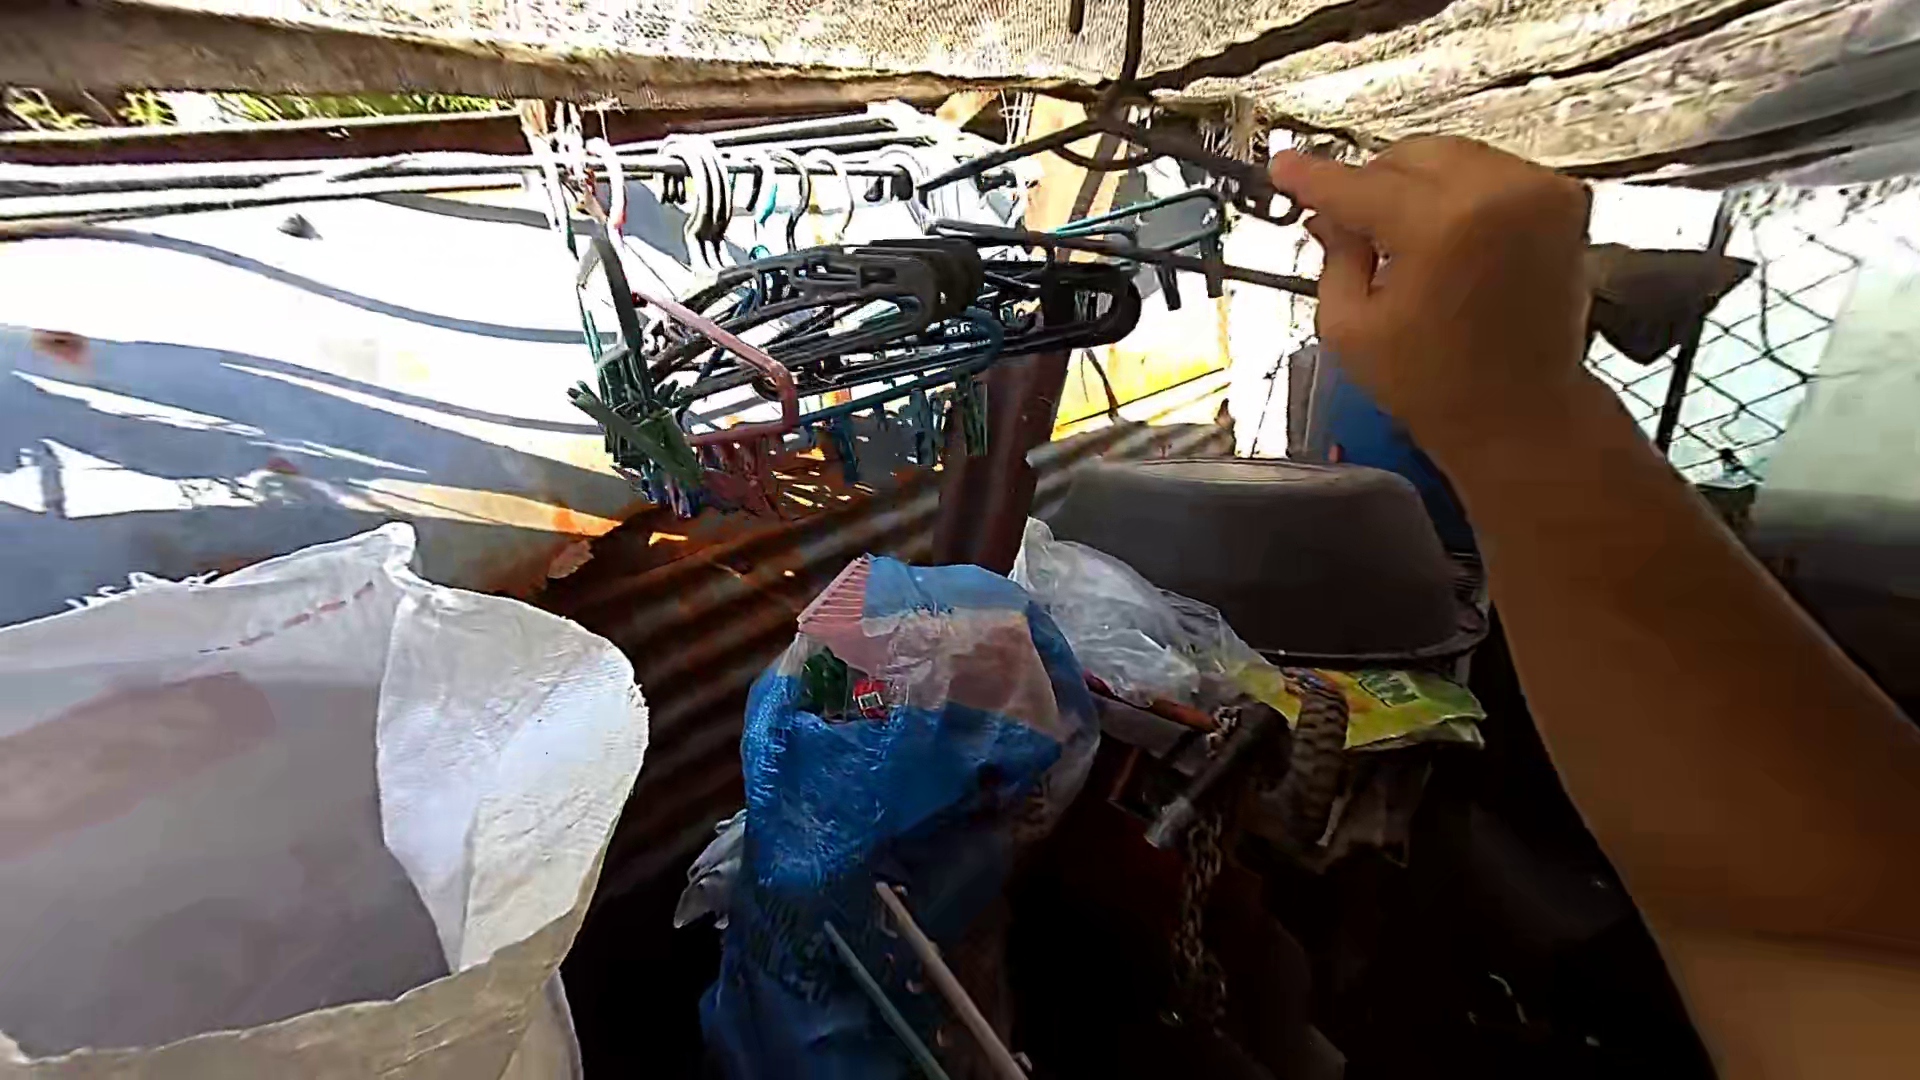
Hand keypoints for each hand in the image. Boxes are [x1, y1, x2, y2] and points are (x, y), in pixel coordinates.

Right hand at [1268, 137, 1594, 456]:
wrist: (1513, 408)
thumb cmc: (1424, 380)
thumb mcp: (1348, 326)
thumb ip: (1334, 258)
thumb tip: (1329, 219)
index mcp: (1443, 226)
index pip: (1360, 186)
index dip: (1313, 178)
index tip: (1282, 165)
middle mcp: (1502, 192)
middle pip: (1408, 155)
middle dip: (1364, 184)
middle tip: (1334, 223)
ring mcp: (1541, 191)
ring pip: (1448, 157)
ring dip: (1404, 188)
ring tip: (1381, 238)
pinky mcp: (1561, 202)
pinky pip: (1483, 174)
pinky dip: (1444, 195)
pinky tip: (1424, 238)